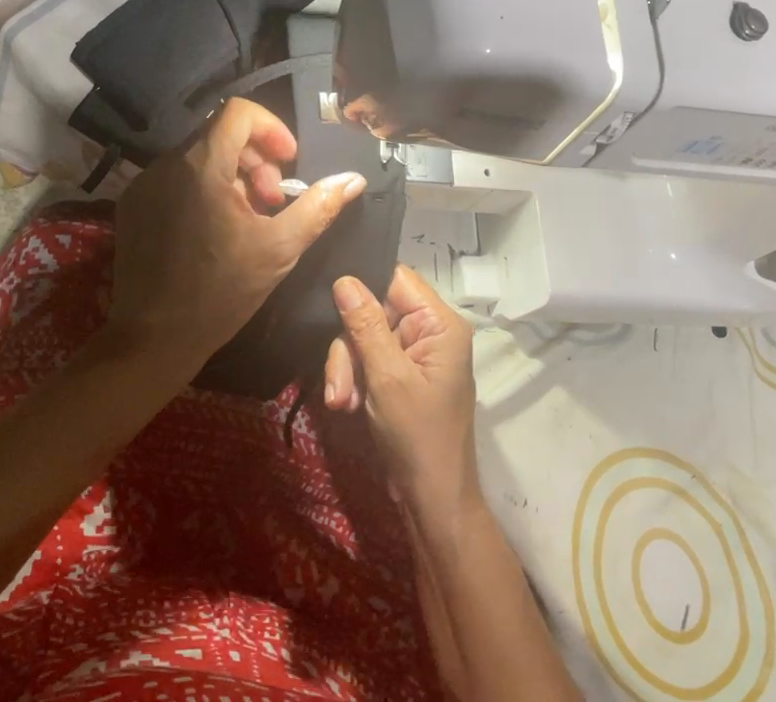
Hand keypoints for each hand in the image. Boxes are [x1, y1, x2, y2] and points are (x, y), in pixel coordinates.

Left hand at [106, 98, 365, 363]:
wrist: (154, 338)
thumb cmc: (222, 293)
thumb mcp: (279, 249)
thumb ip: (318, 207)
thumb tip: (354, 179)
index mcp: (202, 167)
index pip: (238, 112)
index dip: (271, 128)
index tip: (288, 162)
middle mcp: (167, 165)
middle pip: (220, 136)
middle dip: (256, 160)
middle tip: (273, 201)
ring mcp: (144, 185)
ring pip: (198, 159)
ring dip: (232, 177)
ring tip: (248, 220)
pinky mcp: (133, 206)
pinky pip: (175, 180)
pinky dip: (203, 191)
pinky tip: (215, 232)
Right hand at [323, 267, 479, 511]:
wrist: (432, 497)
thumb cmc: (418, 435)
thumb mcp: (387, 378)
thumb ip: (365, 326)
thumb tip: (344, 279)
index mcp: (440, 324)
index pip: (397, 279)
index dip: (364, 291)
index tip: (335, 312)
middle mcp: (430, 333)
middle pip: (375, 312)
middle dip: (350, 348)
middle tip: (338, 386)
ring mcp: (415, 356)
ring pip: (365, 339)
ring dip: (346, 370)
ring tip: (340, 403)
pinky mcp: (401, 377)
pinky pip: (369, 362)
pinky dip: (354, 381)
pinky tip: (346, 405)